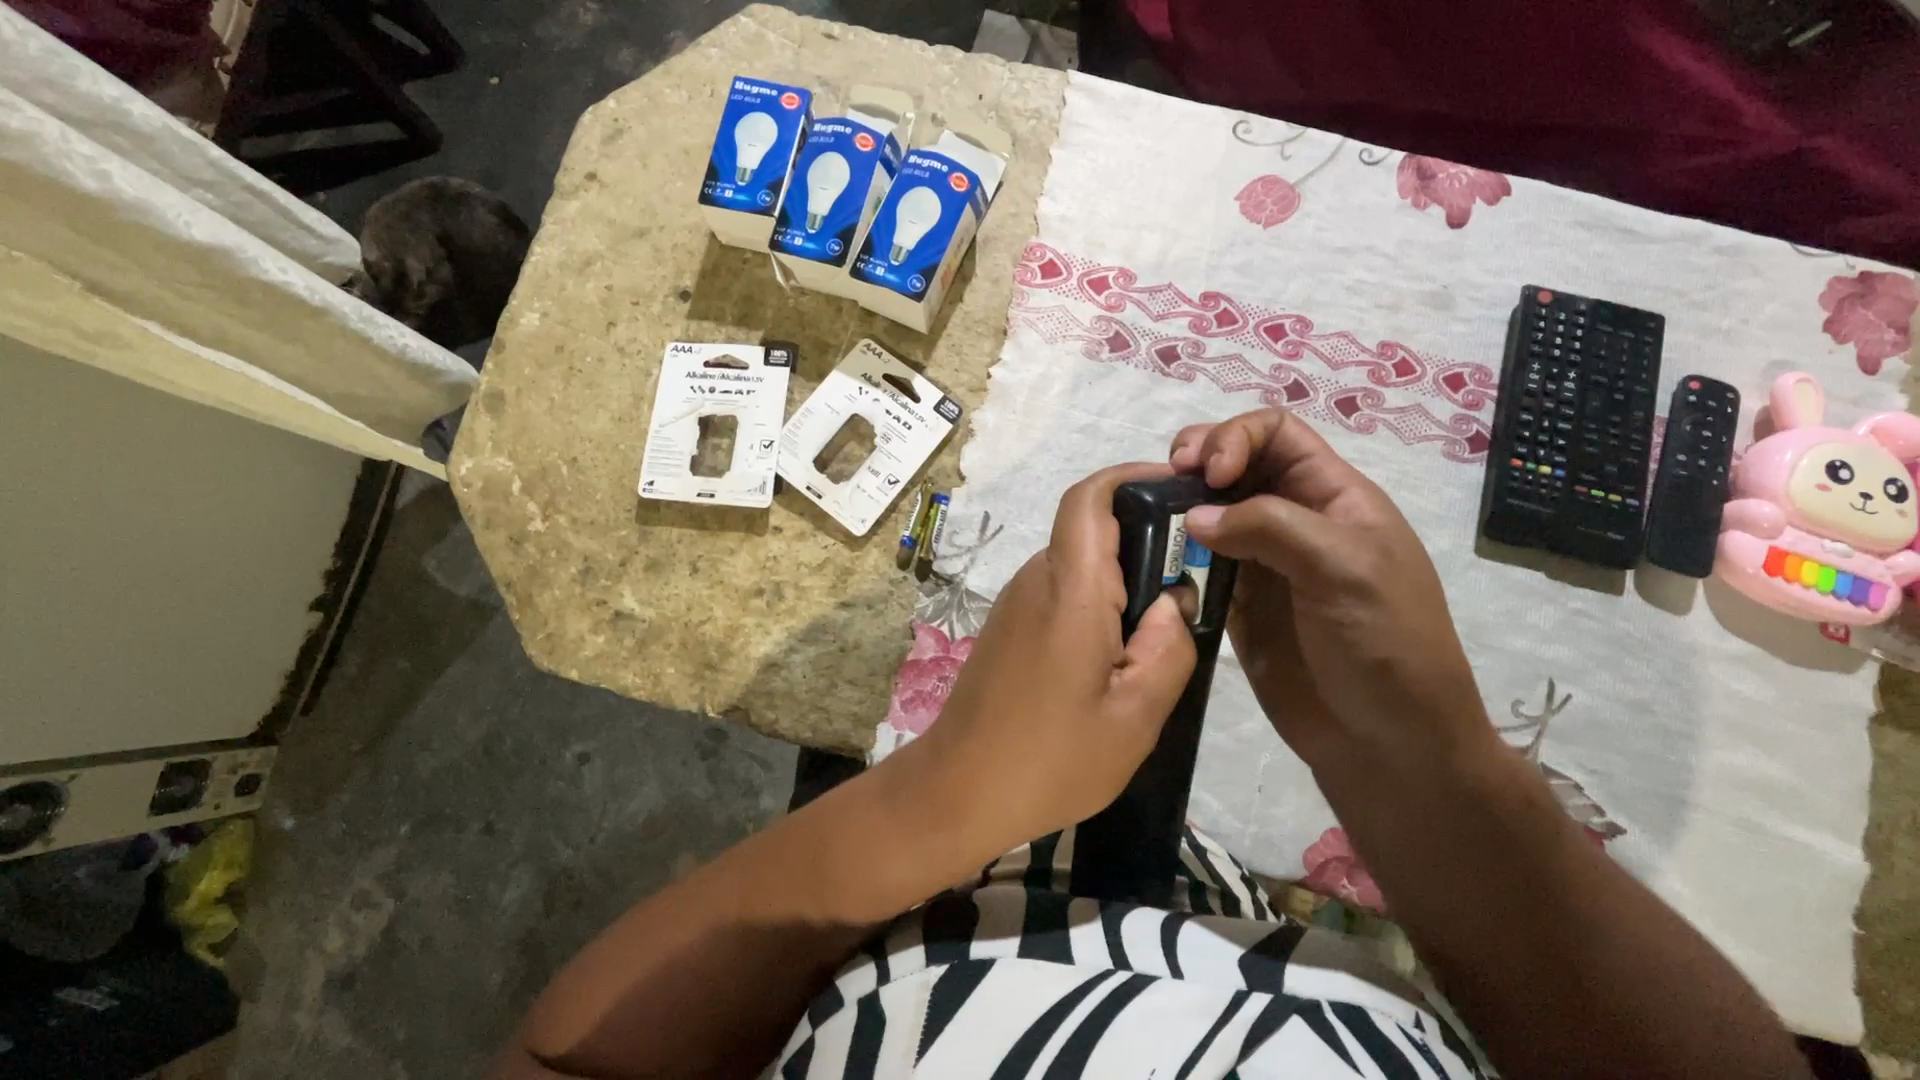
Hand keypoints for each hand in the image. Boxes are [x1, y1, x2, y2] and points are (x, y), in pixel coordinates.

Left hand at [909, 463, 1197, 848]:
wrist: (958, 790)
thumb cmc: (1051, 759)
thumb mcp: (1135, 717)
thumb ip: (1168, 649)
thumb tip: (1173, 603)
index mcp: (1070, 590)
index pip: (1091, 498)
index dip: (1132, 478)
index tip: (1178, 492)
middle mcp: (1036, 581)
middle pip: (1091, 531)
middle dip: (1144, 543)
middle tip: (1190, 590)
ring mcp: (1016, 604)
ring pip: (1078, 567)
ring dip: (1121, 584)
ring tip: (1157, 636)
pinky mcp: (1007, 628)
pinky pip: (1061, 596)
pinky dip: (1096, 608)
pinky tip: (1113, 660)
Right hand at [1169, 409, 1487, 769]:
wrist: (1389, 743)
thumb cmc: (1385, 644)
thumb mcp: (1343, 567)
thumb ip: (1269, 526)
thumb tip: (1193, 515)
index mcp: (1334, 497)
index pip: (1277, 433)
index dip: (1236, 438)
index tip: (1207, 474)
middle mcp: (1295, 521)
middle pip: (1237, 464)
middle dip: (1199, 461)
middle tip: (1168, 482)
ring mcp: (1264, 565)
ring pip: (1212, 514)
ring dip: (1181, 508)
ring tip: (1152, 521)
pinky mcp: (1239, 607)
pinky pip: (1199, 567)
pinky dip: (1176, 559)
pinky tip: (1158, 564)